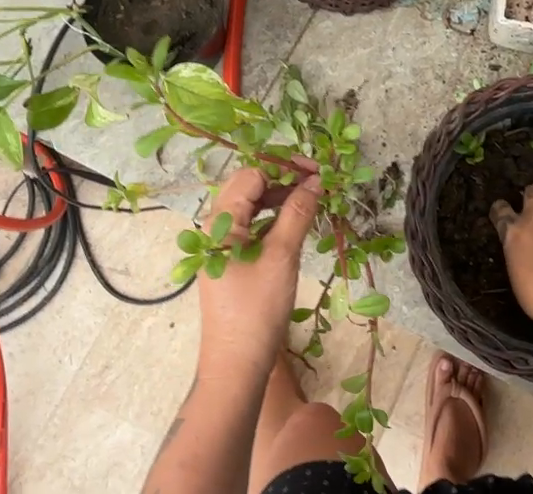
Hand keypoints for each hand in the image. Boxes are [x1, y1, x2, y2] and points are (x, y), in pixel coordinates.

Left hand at [195, 166, 321, 376]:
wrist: (237, 365)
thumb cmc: (256, 309)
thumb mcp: (281, 256)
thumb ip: (298, 213)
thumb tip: (316, 181)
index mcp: (219, 221)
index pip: (252, 174)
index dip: (284, 166)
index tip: (317, 170)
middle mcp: (215, 227)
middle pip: (249, 186)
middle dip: (283, 178)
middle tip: (317, 181)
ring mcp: (221, 245)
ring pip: (251, 205)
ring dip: (280, 197)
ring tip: (312, 198)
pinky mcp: (231, 260)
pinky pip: (252, 225)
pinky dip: (274, 217)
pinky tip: (296, 221)